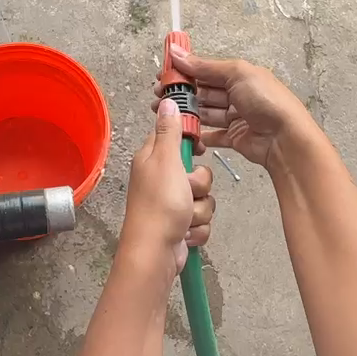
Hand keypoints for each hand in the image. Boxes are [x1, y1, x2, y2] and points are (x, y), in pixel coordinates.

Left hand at [119, 98, 215, 281]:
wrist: (155, 253)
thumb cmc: (159, 206)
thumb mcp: (166, 161)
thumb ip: (170, 131)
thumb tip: (167, 102)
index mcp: (153, 159)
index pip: (176, 138)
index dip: (191, 144)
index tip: (198, 151)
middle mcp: (161, 179)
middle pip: (197, 171)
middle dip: (199, 185)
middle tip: (187, 190)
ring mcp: (171, 204)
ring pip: (203, 197)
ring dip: (199, 210)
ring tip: (184, 217)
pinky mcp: (180, 224)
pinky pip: (202, 220)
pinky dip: (197, 228)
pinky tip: (184, 233)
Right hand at [169, 45, 315, 167]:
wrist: (285, 138)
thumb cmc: (268, 101)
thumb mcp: (236, 73)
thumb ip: (204, 66)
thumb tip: (178, 52)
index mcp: (240, 76)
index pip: (206, 71)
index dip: (185, 72)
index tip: (164, 75)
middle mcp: (238, 95)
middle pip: (204, 93)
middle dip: (182, 94)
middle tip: (160, 97)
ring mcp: (236, 118)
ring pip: (206, 114)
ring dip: (187, 113)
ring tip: (166, 113)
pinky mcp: (235, 138)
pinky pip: (213, 136)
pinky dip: (200, 135)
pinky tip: (185, 131)